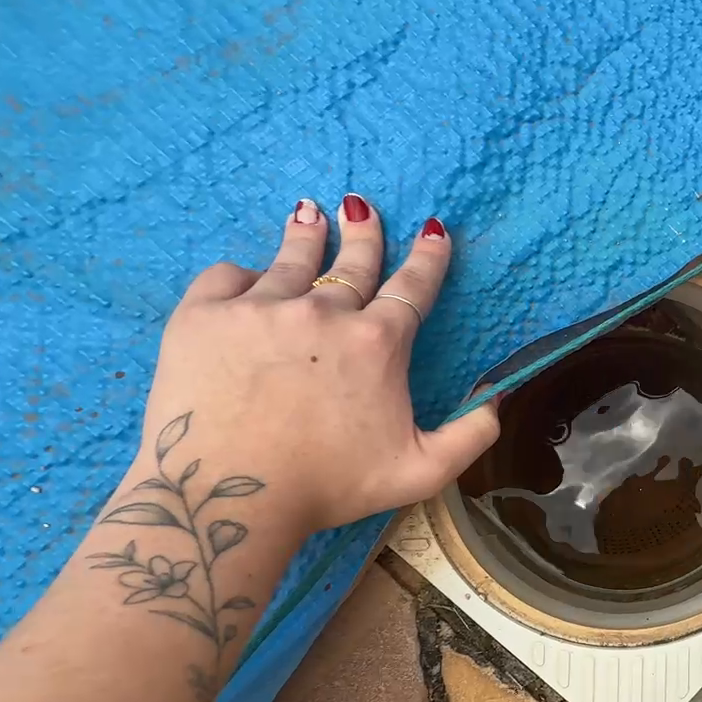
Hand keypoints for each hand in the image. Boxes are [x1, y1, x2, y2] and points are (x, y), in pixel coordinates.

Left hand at [131, 194, 499, 534]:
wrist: (227, 496)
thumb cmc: (333, 484)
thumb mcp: (426, 471)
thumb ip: (474, 433)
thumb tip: (499, 395)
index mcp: (381, 343)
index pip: (414, 286)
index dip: (430, 256)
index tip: (436, 229)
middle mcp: (324, 313)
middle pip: (353, 260)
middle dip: (366, 230)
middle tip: (363, 205)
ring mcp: (259, 309)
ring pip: (289, 259)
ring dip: (305, 235)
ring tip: (309, 212)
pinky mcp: (201, 316)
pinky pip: (227, 277)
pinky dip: (243, 275)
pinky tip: (250, 277)